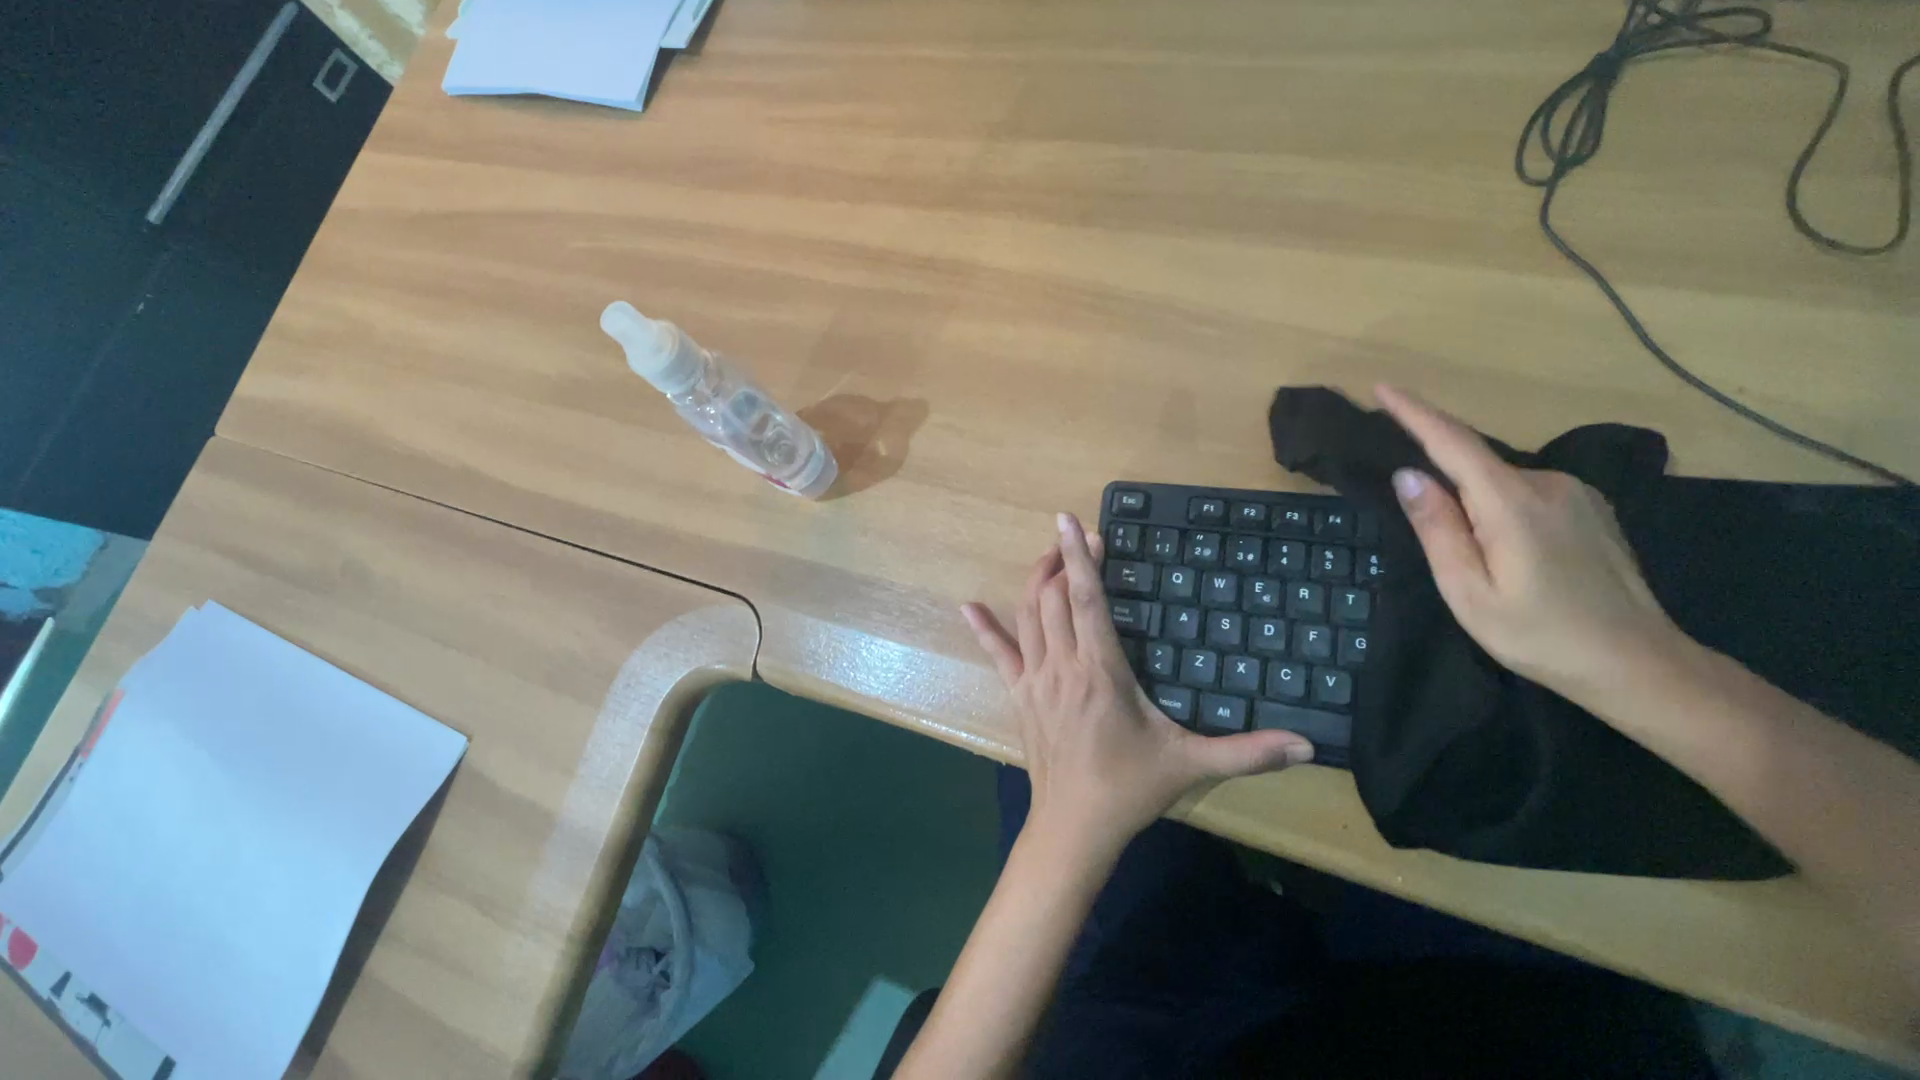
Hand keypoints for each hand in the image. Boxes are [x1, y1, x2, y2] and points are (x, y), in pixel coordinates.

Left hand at [962, 513, 1314, 859]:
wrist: (1073, 828)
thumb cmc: (1130, 788)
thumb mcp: (1190, 765)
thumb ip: (1248, 752)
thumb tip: (1307, 747)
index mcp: (1100, 671)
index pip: (1086, 600)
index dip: (1080, 557)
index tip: (1073, 520)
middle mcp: (1061, 666)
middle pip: (1050, 598)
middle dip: (1060, 560)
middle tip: (1076, 535)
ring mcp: (1033, 680)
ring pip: (1026, 616)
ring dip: (1034, 581)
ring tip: (1048, 555)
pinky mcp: (1018, 697)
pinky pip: (997, 655)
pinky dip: (983, 628)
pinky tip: (966, 606)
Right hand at [1375, 384, 1681, 700]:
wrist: (1636, 663)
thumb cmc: (1539, 635)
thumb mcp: (1469, 592)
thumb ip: (1438, 528)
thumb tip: (1410, 474)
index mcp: (1512, 503)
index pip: (1452, 443)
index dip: (1415, 413)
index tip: (1383, 386)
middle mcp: (1548, 484)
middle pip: (1477, 468)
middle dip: (1448, 491)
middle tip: (1448, 553)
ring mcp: (1576, 494)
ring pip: (1503, 485)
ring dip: (1479, 509)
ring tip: (1489, 571)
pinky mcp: (1592, 509)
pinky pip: (1529, 496)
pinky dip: (1506, 511)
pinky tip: (1517, 559)